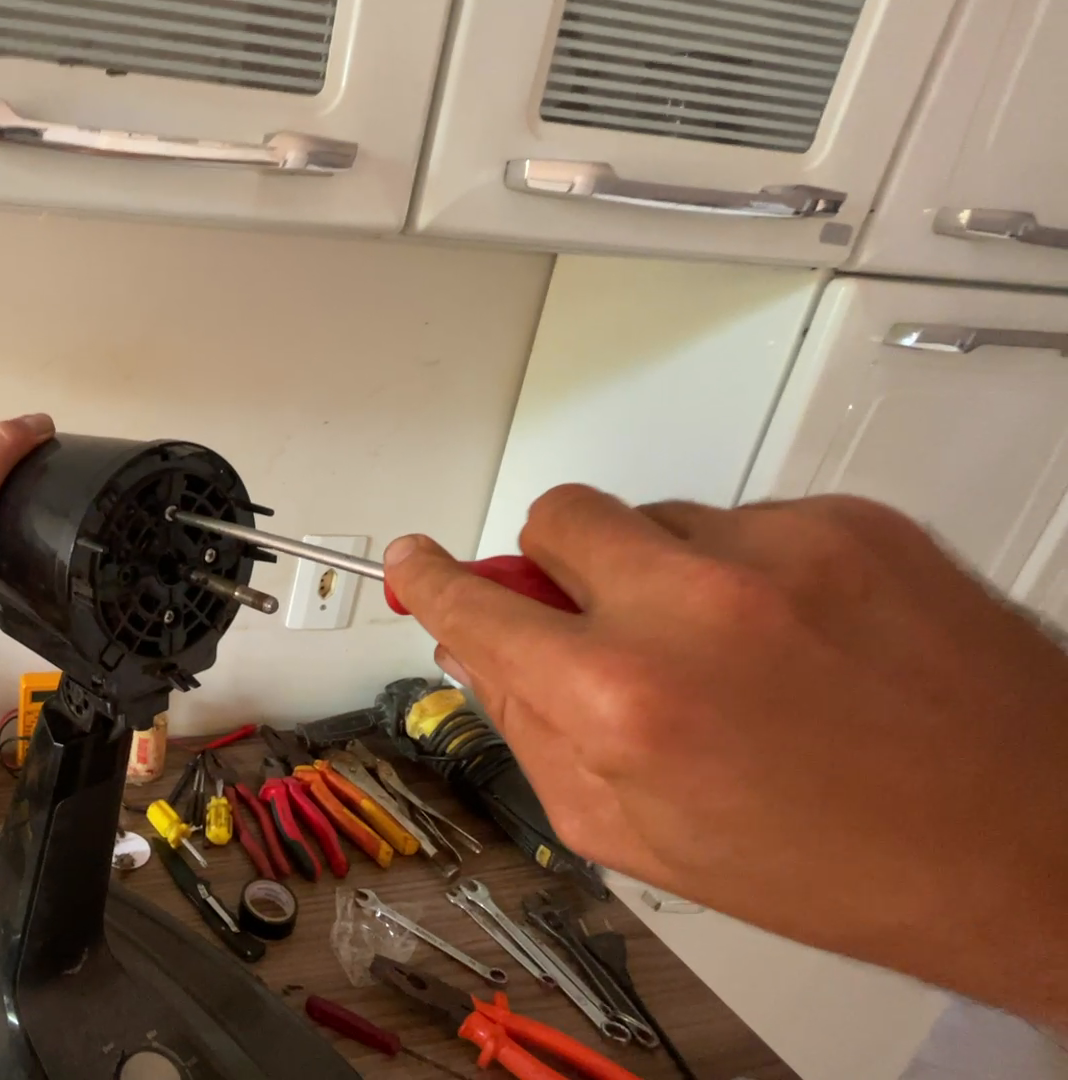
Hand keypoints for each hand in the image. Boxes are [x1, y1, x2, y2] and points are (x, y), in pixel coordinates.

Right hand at [385, 485, 1067, 1023]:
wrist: (1047, 855)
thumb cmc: (826, 864)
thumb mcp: (624, 831)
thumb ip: (523, 729)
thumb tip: (475, 649)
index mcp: (617, 700)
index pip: (477, 606)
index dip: (430, 579)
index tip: (412, 558)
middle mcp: (687, 608)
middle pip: (555, 519)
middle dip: (555, 563)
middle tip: (600, 616)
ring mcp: (776, 552)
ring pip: (648, 517)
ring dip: (655, 569)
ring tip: (725, 645)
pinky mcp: (852, 523)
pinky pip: (740, 519)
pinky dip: (740, 567)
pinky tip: (793, 634)